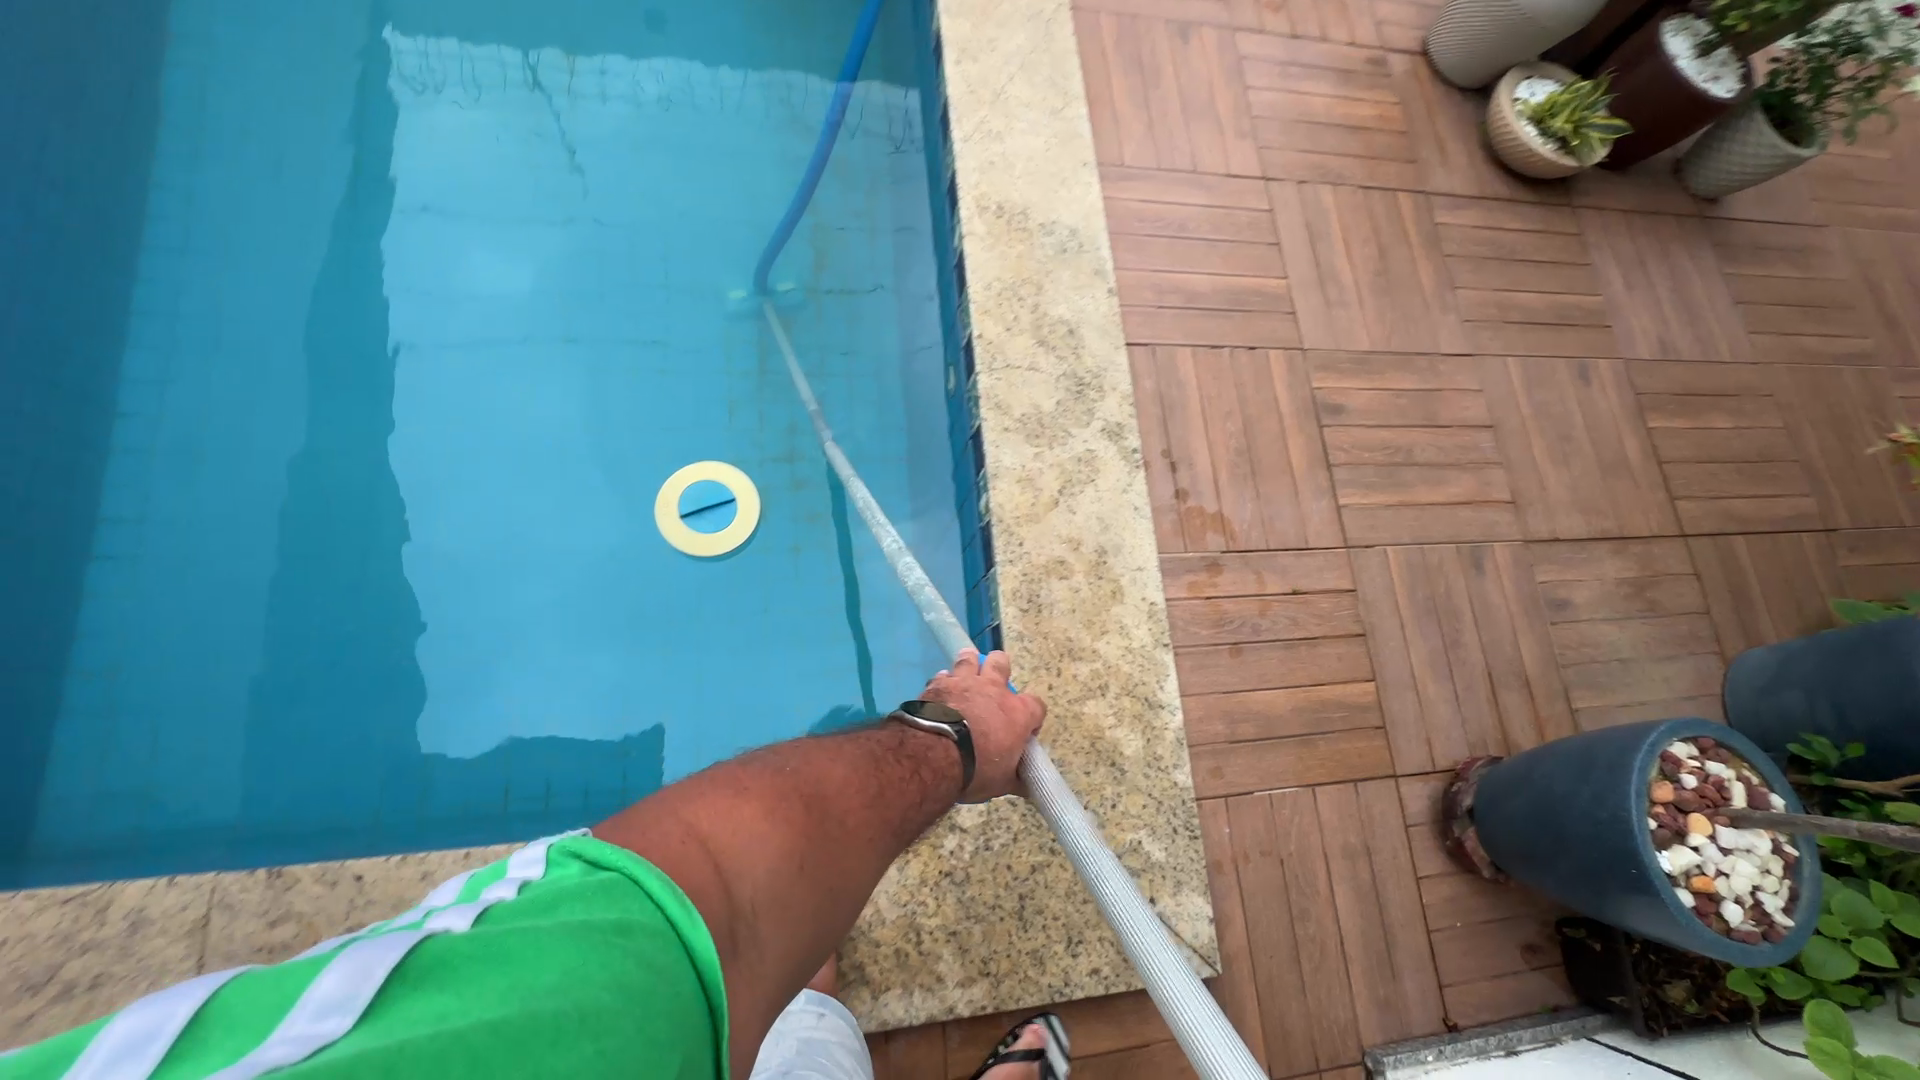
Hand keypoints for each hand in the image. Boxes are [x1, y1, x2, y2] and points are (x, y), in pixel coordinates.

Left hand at [921, 649, 1045, 801]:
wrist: (934, 756)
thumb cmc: (977, 770)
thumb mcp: (1002, 783)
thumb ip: (1016, 779)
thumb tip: (1029, 787)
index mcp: (1017, 713)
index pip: (1037, 706)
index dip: (1032, 717)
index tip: (1024, 731)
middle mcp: (994, 690)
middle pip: (1001, 664)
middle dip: (999, 667)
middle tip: (993, 681)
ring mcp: (964, 683)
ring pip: (970, 659)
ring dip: (969, 663)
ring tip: (966, 668)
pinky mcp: (938, 684)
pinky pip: (943, 675)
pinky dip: (944, 681)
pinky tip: (940, 690)